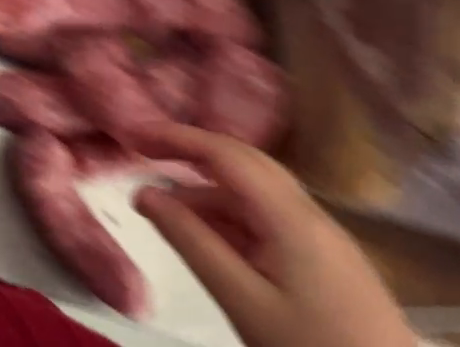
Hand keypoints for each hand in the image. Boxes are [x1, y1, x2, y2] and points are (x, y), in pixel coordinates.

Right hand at [134, 123, 412, 346]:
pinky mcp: (328, 262)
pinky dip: (228, 213)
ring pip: (257, 192)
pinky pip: (269, 218)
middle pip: (247, 163)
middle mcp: (313, 218)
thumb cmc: (311, 346)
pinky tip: (206, 234)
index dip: (178, 136)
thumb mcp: (241, 299)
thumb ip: (191, 242)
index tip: (132, 134)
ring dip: (207, 188)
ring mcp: (325, 240)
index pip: (228, 155)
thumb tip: (143, 192)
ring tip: (163, 206)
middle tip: (142, 152)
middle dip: (192, 150)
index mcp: (293, 220)